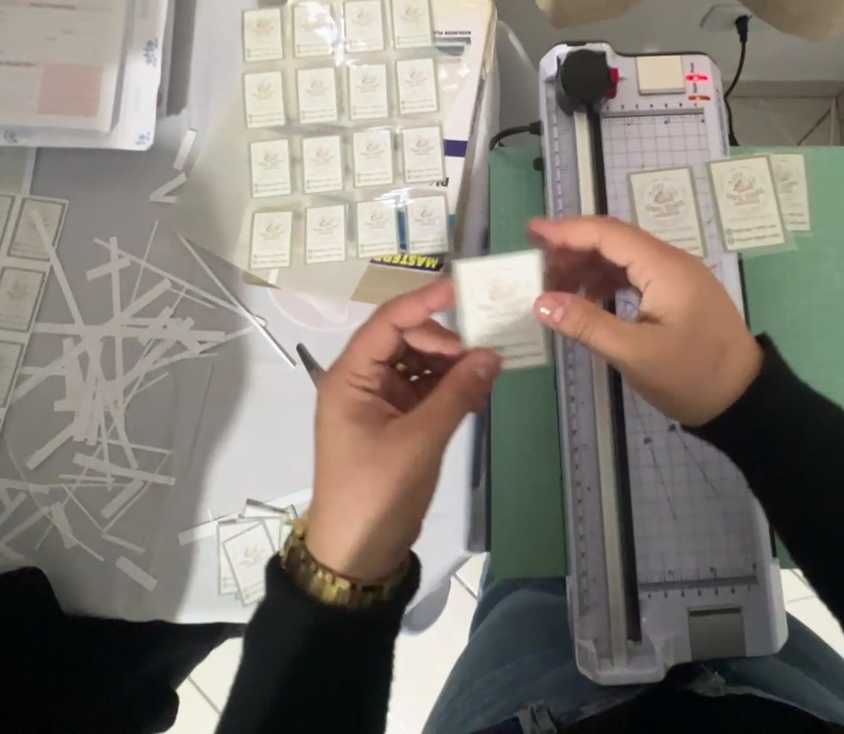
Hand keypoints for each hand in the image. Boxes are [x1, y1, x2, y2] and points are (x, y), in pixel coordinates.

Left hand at [304, 278, 499, 580]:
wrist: (356, 556)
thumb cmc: (376, 492)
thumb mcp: (419, 441)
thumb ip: (456, 393)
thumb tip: (493, 354)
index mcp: (350, 377)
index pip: (389, 321)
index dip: (425, 300)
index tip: (463, 287)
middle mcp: (361, 380)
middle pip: (406, 338)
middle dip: (445, 340)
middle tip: (484, 351)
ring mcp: (378, 400)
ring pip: (418, 362)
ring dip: (451, 364)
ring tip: (486, 373)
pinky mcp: (395, 420)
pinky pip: (425, 388)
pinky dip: (449, 387)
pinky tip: (477, 392)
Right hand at [528, 216, 761, 425]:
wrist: (746, 402)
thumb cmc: (692, 376)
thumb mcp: (635, 354)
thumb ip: (587, 323)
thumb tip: (540, 302)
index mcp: (664, 266)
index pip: (608, 234)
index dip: (567, 231)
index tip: (531, 232)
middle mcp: (671, 262)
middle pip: (614, 241)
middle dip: (572, 249)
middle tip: (536, 266)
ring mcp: (677, 278)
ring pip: (623, 258)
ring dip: (588, 266)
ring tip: (554, 286)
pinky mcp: (678, 295)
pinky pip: (635, 275)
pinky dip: (606, 282)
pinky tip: (586, 298)